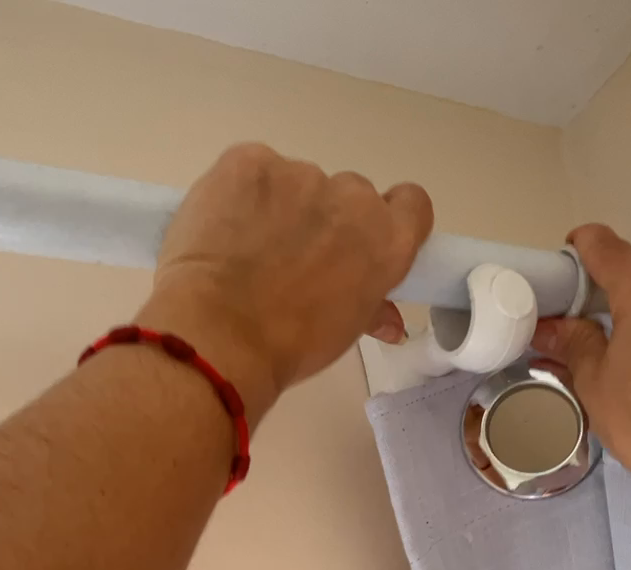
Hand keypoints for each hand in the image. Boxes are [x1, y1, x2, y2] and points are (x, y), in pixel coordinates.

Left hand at [137, 143, 432, 422]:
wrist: (220, 334)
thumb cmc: (289, 347)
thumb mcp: (341, 334)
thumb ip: (371, 310)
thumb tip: (388, 321)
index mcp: (385, 242)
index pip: (410, 205)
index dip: (389, 219)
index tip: (362, 242)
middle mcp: (352, 198)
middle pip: (348, 196)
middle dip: (325, 221)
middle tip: (292, 260)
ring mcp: (299, 174)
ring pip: (295, 184)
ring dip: (280, 208)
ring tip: (246, 252)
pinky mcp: (248, 161)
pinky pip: (251, 171)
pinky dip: (240, 195)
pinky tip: (222, 230)